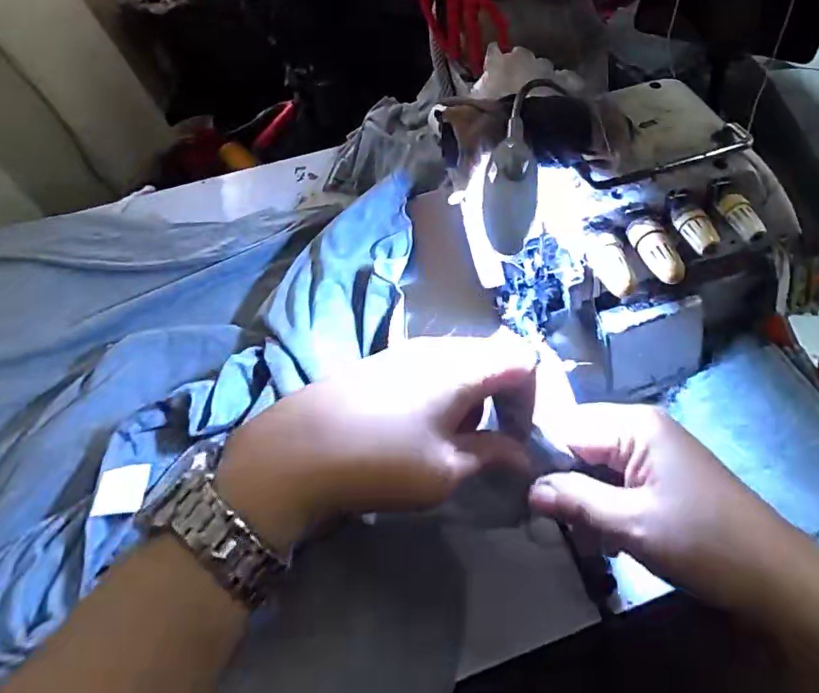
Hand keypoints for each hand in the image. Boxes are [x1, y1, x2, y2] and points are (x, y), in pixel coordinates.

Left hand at [216, 334, 535, 548]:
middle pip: (497, 355)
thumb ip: (491, 455)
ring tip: (456, 436)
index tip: (516, 439)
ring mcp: (410, 349)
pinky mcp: (384, 360)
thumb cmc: (379, 462)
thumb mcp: (444, 471)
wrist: (287, 456)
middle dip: (506, 396)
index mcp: (465, 367)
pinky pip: (436, 364)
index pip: (524, 361)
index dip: (531, 399)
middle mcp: (443, 347)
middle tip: (495, 439)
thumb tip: (521, 455)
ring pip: (466, 359)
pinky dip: (448, 390)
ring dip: (477, 394)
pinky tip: (420, 424)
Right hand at [527, 403, 814, 617]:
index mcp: (636, 424)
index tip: (519, 492)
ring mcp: (657, 450)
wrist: (766, 566)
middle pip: (584, 444)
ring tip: (590, 541)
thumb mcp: (631, 523)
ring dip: (588, 502)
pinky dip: (610, 508)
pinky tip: (612, 541)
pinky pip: (621, 481)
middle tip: (555, 526)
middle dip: (566, 484)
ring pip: (600, 467)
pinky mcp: (665, 475)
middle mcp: (644, 427)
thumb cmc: (698, 537)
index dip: (542, 456)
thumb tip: (529, 488)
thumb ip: (577, 501)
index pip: (570, 424)